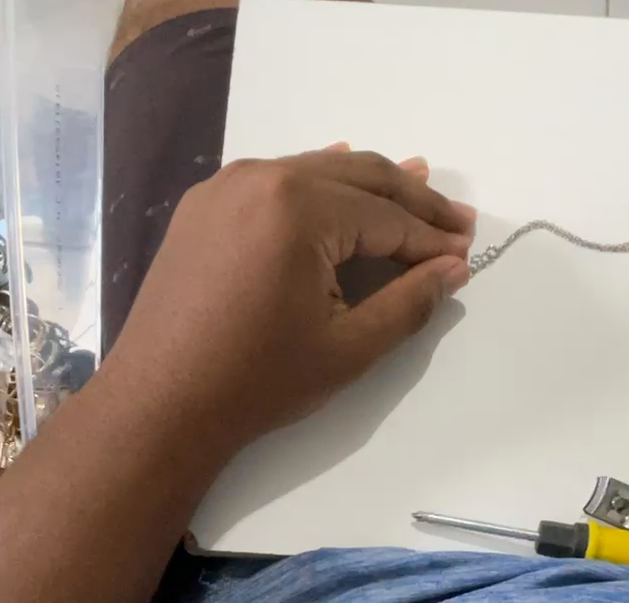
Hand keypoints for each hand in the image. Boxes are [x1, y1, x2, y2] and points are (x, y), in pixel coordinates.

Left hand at [103, 147, 475, 453]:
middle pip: (358, 178)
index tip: (466, 252)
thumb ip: (408, 304)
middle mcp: (262, 177)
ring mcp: (226, 187)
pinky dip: (318, 187)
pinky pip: (276, 183)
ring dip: (369, 188)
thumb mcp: (347, 350)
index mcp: (299, 208)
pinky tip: (340, 186)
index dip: (431, 240)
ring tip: (418, 189)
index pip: (386, 217)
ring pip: (317, 173)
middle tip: (456, 221)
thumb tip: (452, 270)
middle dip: (413, 201)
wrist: (161, 403)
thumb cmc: (258, 383)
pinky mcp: (204, 207)